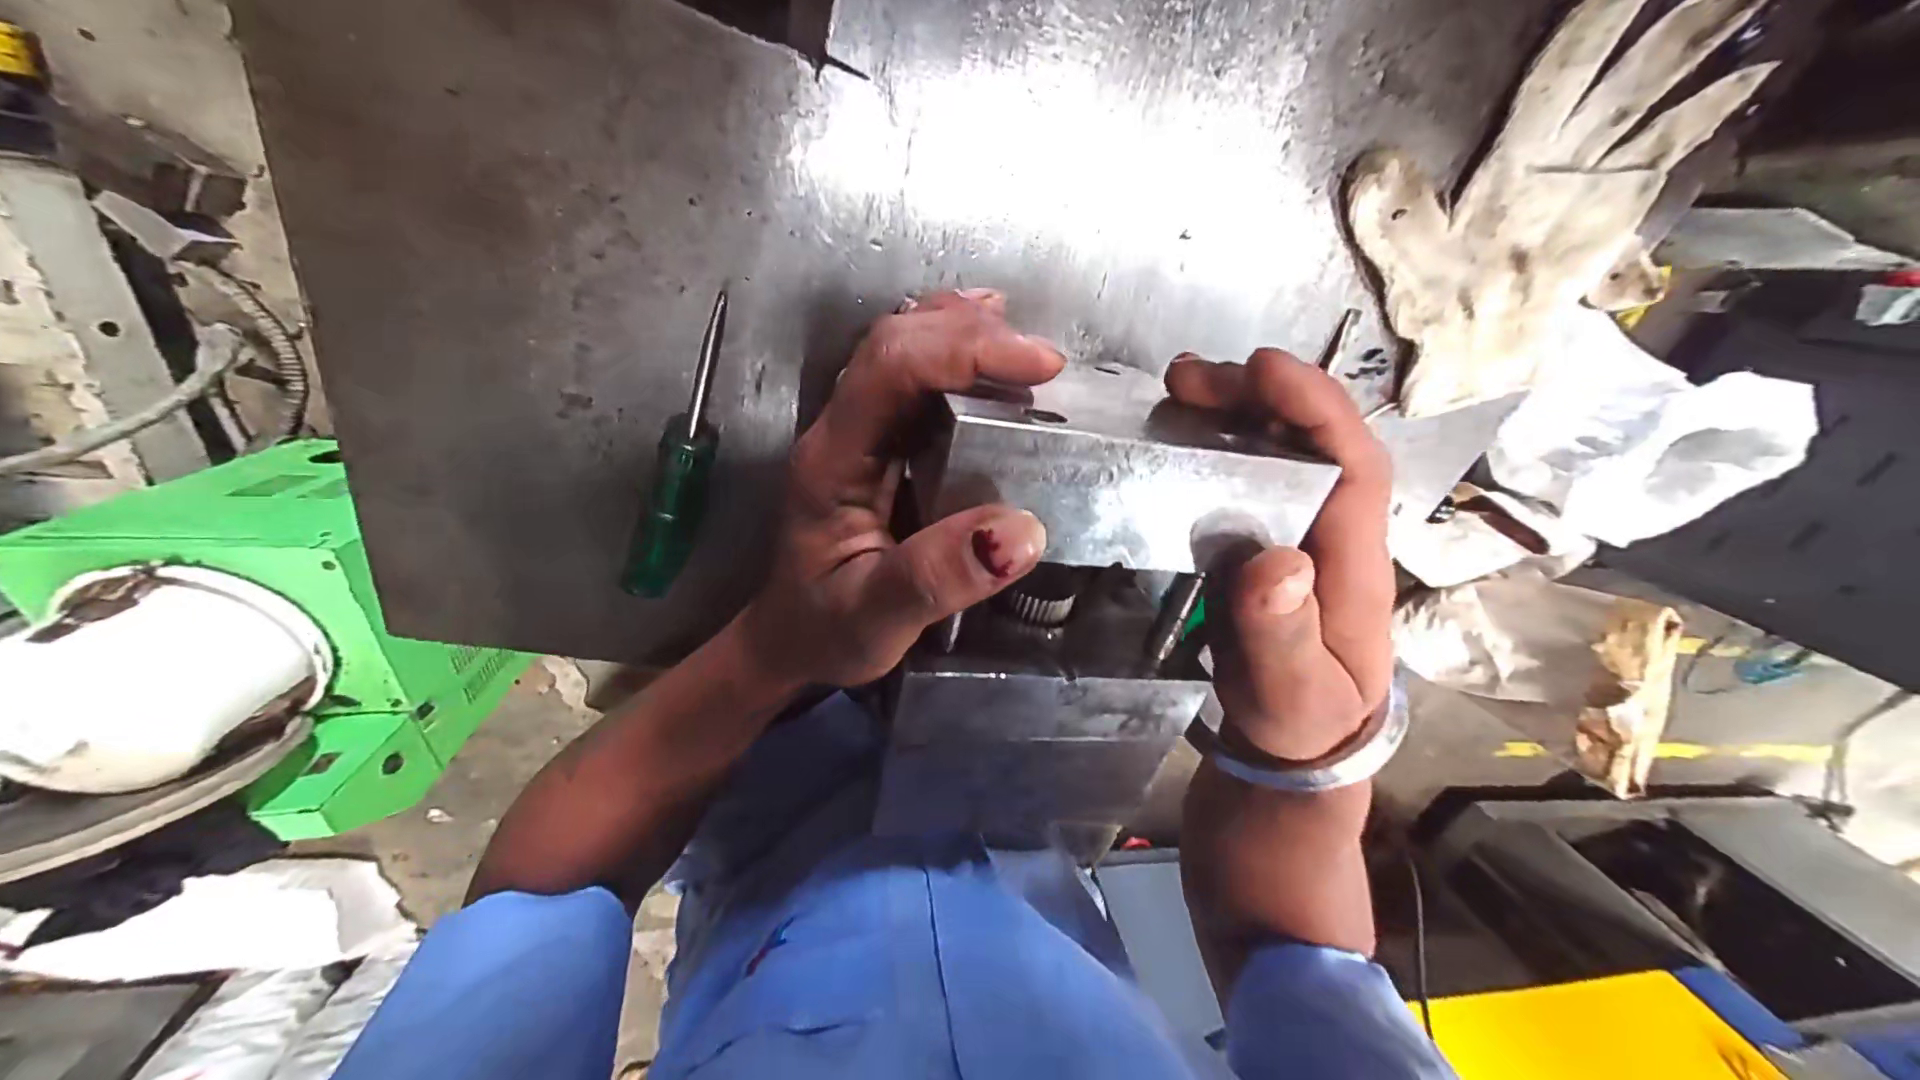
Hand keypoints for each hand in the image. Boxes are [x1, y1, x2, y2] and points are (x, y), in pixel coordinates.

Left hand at [737, 289, 1064, 687]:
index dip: (963, 350)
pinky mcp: (880, 448)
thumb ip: (937, 578)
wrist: (793, 640)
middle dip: (972, 336)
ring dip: (965, 337)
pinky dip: (958, 360)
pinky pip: (916, 383)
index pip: (889, 369)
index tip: (1038, 366)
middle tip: (1042, 362)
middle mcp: (841, 433)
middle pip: (897, 345)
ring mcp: (858, 437)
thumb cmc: (824, 631)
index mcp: (832, 461)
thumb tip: (1022, 531)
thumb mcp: (876, 619)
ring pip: (905, 354)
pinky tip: (992, 364)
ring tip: (1023, 348)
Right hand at [1165, 348, 1394, 760]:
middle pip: (1316, 439)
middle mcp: (1333, 530)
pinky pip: (1250, 474)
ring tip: (1179, 387)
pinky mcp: (1264, 538)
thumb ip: (1284, 637)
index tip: (1262, 366)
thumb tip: (1277, 562)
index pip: (1355, 464)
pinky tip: (1181, 430)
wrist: (1298, 738)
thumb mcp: (1294, 694)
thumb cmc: (1303, 717)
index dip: (1317, 406)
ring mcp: (1299, 531)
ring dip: (1237, 407)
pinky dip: (1219, 440)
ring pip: (1283, 447)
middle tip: (1189, 378)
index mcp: (1355, 561)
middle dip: (1262, 394)